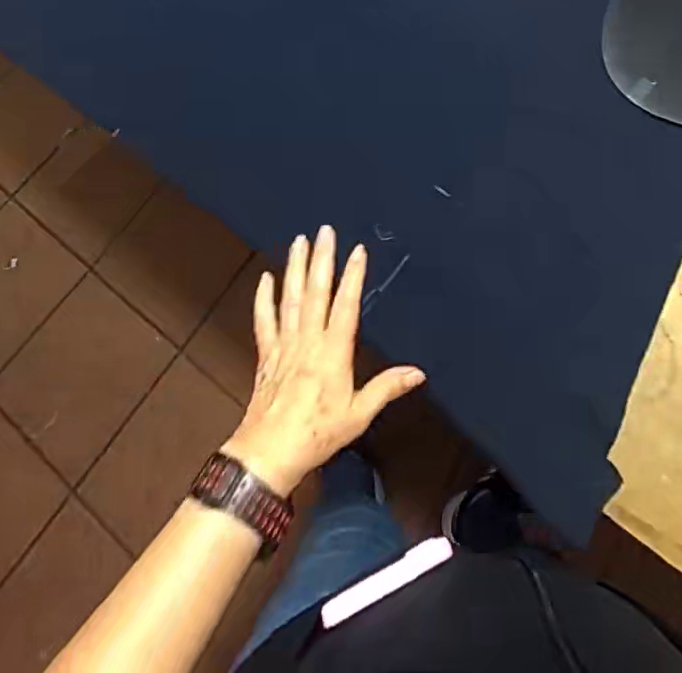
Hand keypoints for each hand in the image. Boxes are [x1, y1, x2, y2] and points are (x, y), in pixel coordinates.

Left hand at [219, 226, 426, 496]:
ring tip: (299, 242)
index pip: (346, 305)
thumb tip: (417, 373)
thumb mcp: (359, 414)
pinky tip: (266, 278)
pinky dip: (264, 298)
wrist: (271, 450)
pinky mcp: (266, 353)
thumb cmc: (318, 434)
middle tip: (325, 231)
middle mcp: (308, 341)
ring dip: (295, 268)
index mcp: (333, 353)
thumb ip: (387, 388)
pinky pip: (264, 319)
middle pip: (316, 292)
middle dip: (322, 259)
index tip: (357, 251)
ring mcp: (284, 344)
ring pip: (291, 298)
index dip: (352, 276)